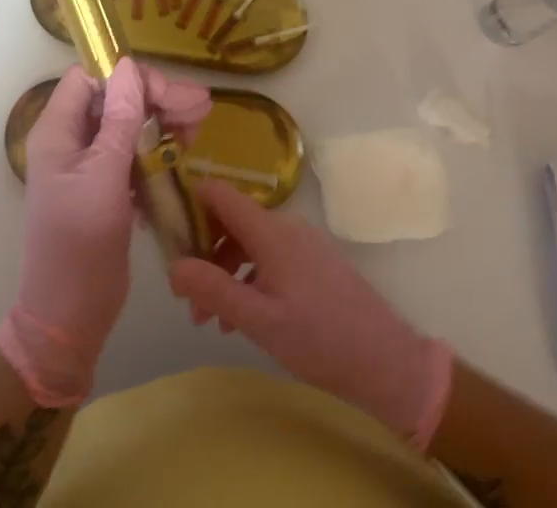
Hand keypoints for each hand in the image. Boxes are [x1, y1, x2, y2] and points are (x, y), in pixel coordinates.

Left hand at [0, 57, 211, 406]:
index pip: (89, 80)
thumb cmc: (81, 242)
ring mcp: (89, 168)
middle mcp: (70, 143)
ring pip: (128, 128)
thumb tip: (128, 67)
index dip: (127, 78)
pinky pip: (133, 157)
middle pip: (114, 101)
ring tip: (199, 128)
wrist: (70, 312)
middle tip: (203, 108)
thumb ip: (118, 121)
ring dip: (162, 123)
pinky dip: (158, 151)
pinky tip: (184, 153)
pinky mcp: (107, 191)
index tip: (167, 94)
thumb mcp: (102, 176)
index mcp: (57, 132)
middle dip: (157, 99)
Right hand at [168, 181, 454, 447]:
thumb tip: (172, 266)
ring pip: (247, 244)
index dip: (189, 206)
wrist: (387, 363)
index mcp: (271, 231)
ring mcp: (303, 244)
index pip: (219, 193)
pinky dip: (247, 280)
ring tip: (211, 320)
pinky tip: (241, 319)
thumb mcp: (259, 320)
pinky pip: (268, 258)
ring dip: (222, 273)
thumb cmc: (320, 339)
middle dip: (202, 255)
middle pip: (229, 222)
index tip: (169, 238)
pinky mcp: (314, 263)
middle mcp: (286, 227)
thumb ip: (213, 289)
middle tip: (189, 299)